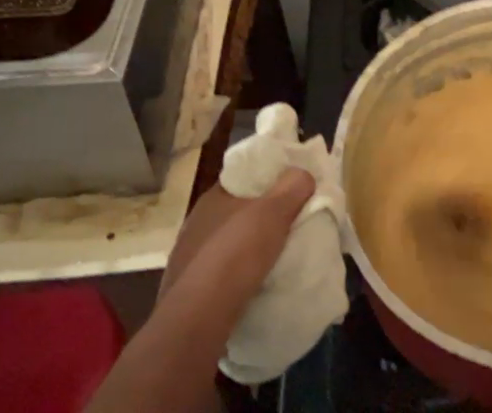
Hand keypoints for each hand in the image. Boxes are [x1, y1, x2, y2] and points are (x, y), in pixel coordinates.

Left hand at [159, 167, 314, 317]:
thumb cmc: (236, 253)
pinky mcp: (188, 289)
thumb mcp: (274, 211)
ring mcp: (189, 257)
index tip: (291, 189)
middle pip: (237, 212)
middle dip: (260, 217)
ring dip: (248, 249)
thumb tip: (302, 174)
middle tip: (289, 224)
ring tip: (275, 258)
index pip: (243, 179)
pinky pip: (220, 274)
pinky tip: (253, 284)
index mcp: (212, 199)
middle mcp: (196, 223)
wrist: (198, 316)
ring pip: (228, 245)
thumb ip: (293, 187)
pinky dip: (237, 276)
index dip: (267, 180)